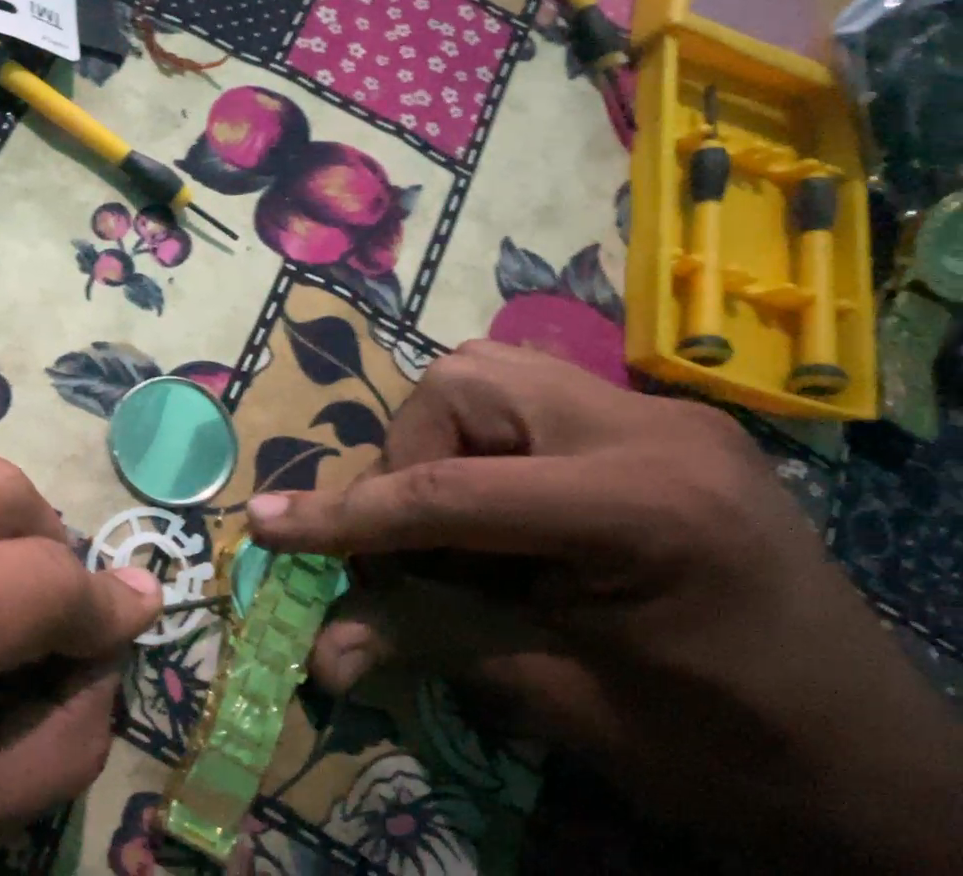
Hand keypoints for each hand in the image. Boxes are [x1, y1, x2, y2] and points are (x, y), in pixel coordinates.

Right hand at [247, 342, 962, 871]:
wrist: (877, 766)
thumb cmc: (726, 751)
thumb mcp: (562, 699)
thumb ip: (427, 642)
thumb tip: (318, 650)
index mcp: (644, 506)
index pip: (448, 490)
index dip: (344, 514)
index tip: (264, 525)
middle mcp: (652, 429)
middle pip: (463, 384)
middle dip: (407, 460)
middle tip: (412, 548)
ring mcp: (661, 417)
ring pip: (489, 375)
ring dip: (440, 447)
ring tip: (457, 533)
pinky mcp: (658, 427)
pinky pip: (529, 402)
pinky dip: (481, 451)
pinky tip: (501, 520)